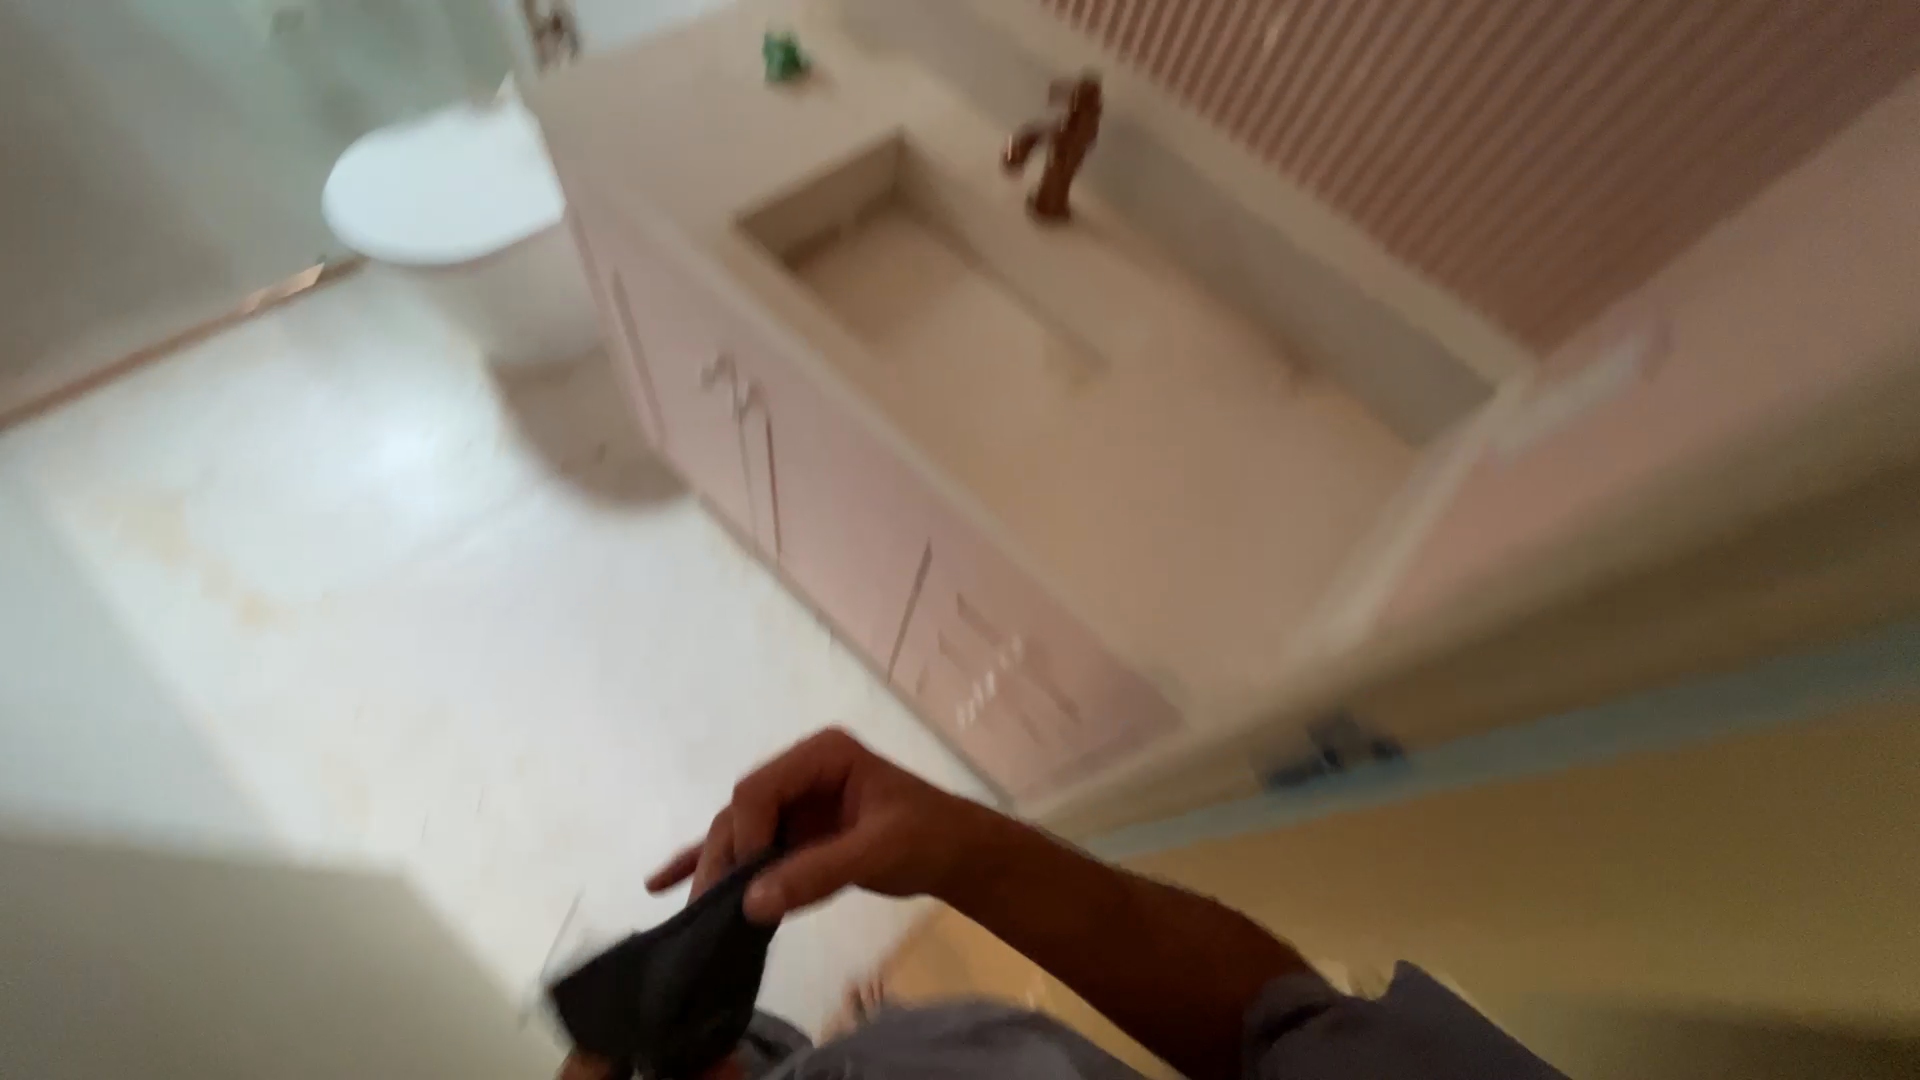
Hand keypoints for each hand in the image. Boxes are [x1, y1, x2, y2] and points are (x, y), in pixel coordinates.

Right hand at [647, 729, 1000, 922]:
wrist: (954, 851)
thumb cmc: (926, 837)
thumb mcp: (878, 851)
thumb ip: (818, 873)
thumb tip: (750, 904)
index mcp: (822, 755)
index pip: (760, 788)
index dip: (747, 835)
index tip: (750, 886)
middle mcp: (801, 771)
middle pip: (743, 810)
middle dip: (724, 858)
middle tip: (707, 913)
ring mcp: (796, 799)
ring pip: (740, 831)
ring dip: (717, 868)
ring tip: (693, 915)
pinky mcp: (795, 829)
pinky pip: (747, 843)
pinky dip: (713, 860)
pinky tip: (664, 880)